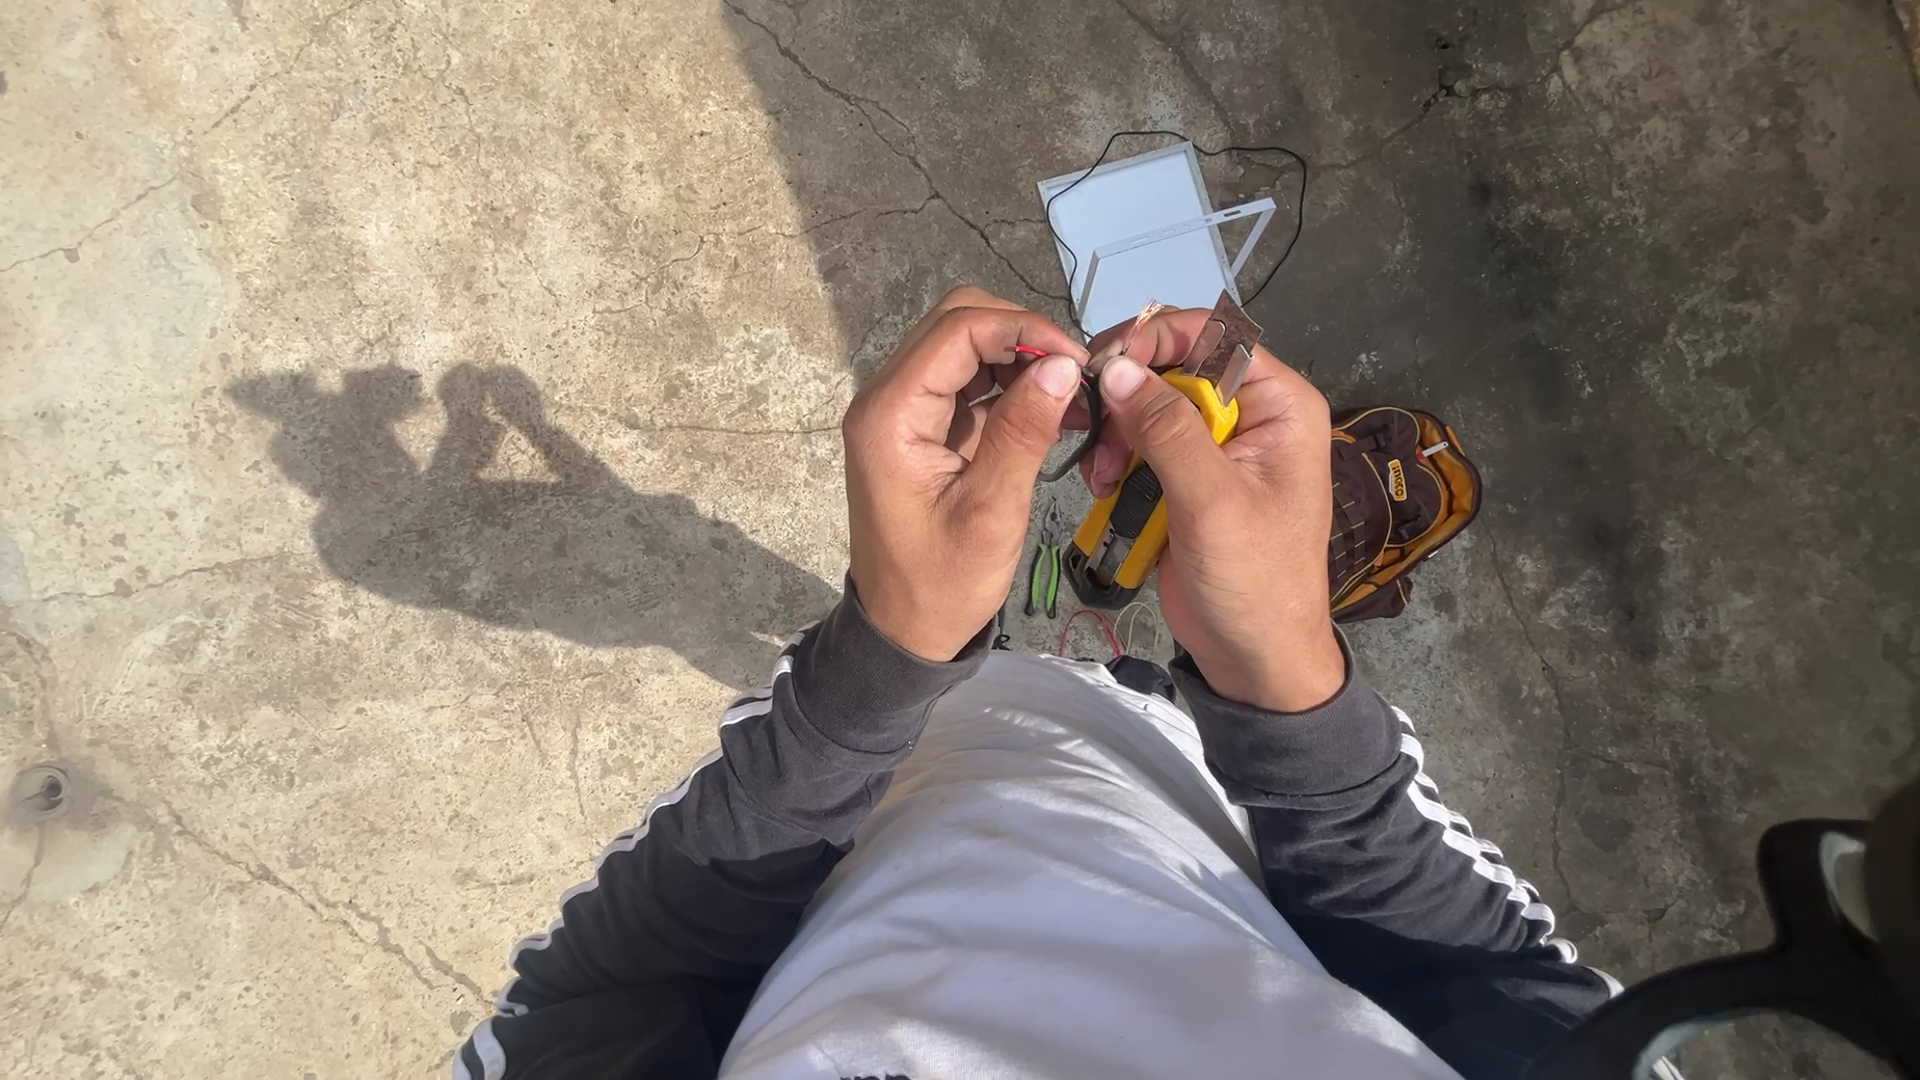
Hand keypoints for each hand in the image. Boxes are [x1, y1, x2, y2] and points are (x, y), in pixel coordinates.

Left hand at [843, 287, 1088, 660]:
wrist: (905, 629)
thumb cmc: (943, 583)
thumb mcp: (991, 511)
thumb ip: (1024, 432)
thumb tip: (1063, 365)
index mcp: (889, 415)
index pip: (957, 331)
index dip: (1023, 329)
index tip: (1077, 359)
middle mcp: (886, 400)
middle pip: (955, 326)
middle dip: (1020, 337)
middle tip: (1073, 374)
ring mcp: (901, 413)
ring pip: (963, 349)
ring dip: (1018, 360)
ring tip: (1069, 394)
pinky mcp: (920, 430)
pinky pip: (965, 385)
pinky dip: (1008, 387)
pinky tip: (1048, 409)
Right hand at [1083, 309, 1343, 711]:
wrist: (1250, 654)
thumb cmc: (1252, 580)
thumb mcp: (1212, 501)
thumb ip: (1165, 430)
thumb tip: (1113, 368)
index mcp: (1278, 404)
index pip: (1213, 336)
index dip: (1155, 340)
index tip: (1102, 367)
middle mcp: (1246, 414)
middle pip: (1171, 368)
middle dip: (1126, 398)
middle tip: (1095, 436)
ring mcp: (1211, 447)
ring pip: (1146, 406)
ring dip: (1114, 434)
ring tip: (1102, 477)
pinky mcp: (1182, 477)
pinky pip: (1137, 445)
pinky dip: (1114, 460)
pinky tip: (1104, 488)